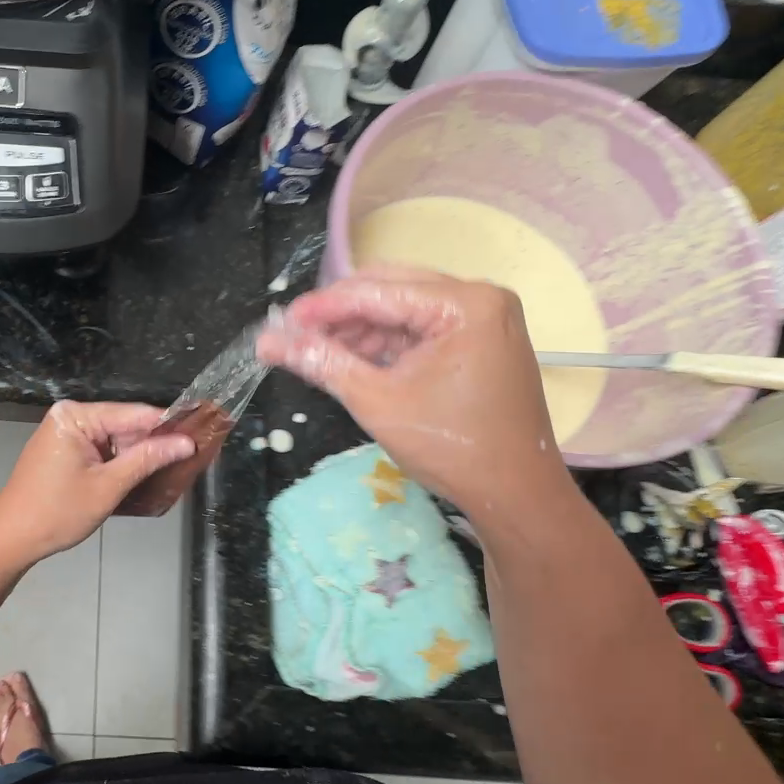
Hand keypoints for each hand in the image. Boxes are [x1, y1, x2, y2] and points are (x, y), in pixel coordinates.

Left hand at [0, 401, 196, 566]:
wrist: (10, 538)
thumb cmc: (57, 512)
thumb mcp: (108, 487)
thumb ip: (147, 460)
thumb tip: (186, 443)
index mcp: (76, 416)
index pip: (134, 414)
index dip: (169, 425)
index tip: (202, 433)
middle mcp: (69, 417)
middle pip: (125, 425)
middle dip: (154, 444)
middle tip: (192, 458)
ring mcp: (65, 434)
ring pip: (115, 441)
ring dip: (139, 457)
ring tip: (175, 469)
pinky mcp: (64, 452)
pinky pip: (101, 451)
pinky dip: (120, 465)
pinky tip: (144, 477)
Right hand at [257, 267, 572, 516]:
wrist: (514, 493)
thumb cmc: (450, 447)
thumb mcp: (376, 401)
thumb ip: (322, 362)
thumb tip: (269, 342)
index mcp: (463, 304)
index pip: (376, 291)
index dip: (321, 306)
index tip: (278, 322)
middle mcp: (478, 298)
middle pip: (389, 290)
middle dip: (338, 315)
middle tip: (293, 336)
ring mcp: (481, 320)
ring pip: (400, 310)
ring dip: (357, 329)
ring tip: (314, 352)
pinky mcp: (478, 342)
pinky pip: (418, 330)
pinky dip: (383, 344)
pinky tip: (349, 358)